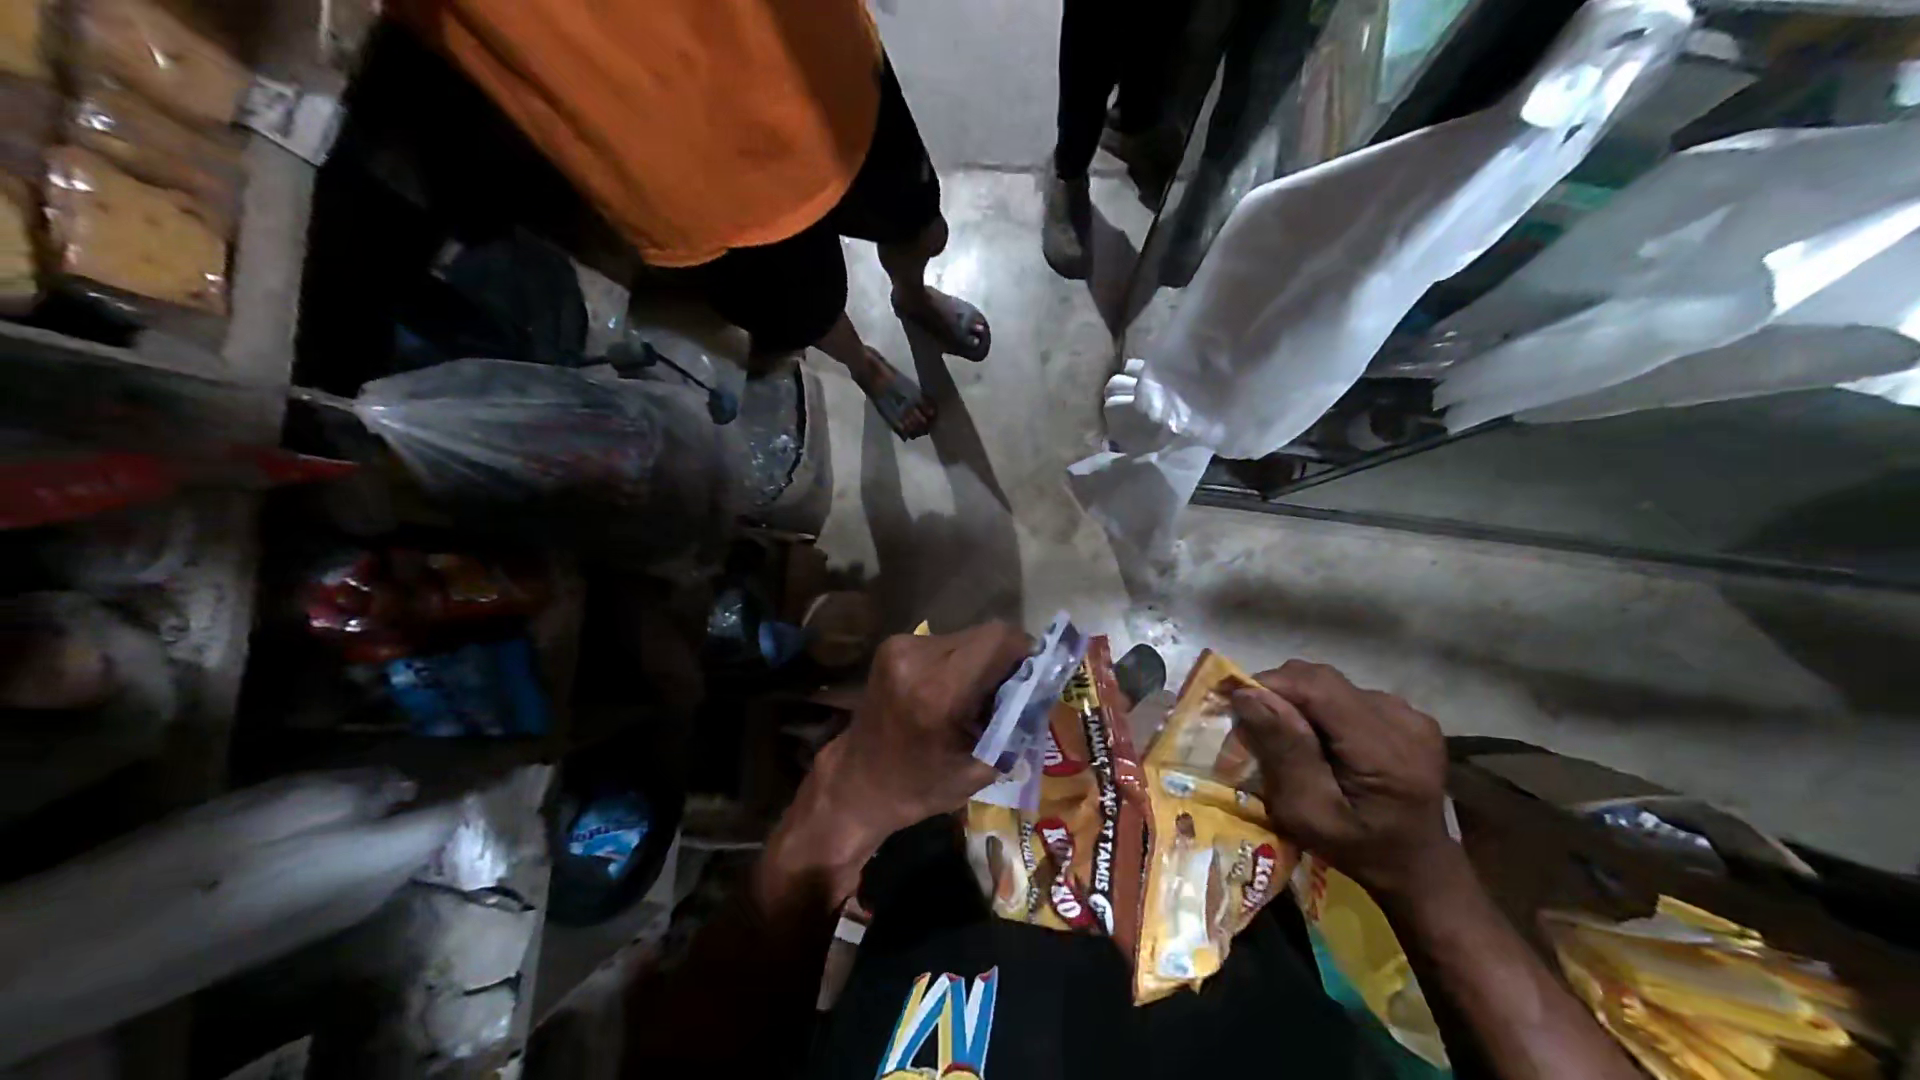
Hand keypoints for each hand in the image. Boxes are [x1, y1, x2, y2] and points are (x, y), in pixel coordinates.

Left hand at [814, 621, 1030, 845]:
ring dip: (982, 661)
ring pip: (968, 636)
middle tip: (1007, 696)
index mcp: (939, 691)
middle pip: (986, 634)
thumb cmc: (920, 786)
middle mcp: (917, 657)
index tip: (1031, 681)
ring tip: (975, 699)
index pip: (1000, 639)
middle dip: (1006, 660)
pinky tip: (951, 693)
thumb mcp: (981, 767)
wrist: (857, 781)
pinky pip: (947, 642)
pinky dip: (960, 662)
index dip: (1025, 654)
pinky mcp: (894, 644)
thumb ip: (1017, 723)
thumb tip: (1045, 688)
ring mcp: (901, 646)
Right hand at [1230, 660, 1459, 899]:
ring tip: (1286, 734)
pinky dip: (1320, 708)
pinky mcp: (1407, 715)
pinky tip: (1319, 738)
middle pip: (1322, 680)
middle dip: (1279, 692)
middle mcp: (1403, 720)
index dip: (1270, 685)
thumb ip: (1283, 751)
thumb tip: (1247, 695)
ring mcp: (1410, 715)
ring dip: (1298, 700)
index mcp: (1385, 751)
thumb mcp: (1306, 813)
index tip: (1235, 704)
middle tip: (1254, 724)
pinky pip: (1347, 694)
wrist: (1416, 867)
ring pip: (1331, 684)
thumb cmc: (1355, 849)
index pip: (1317, 688)